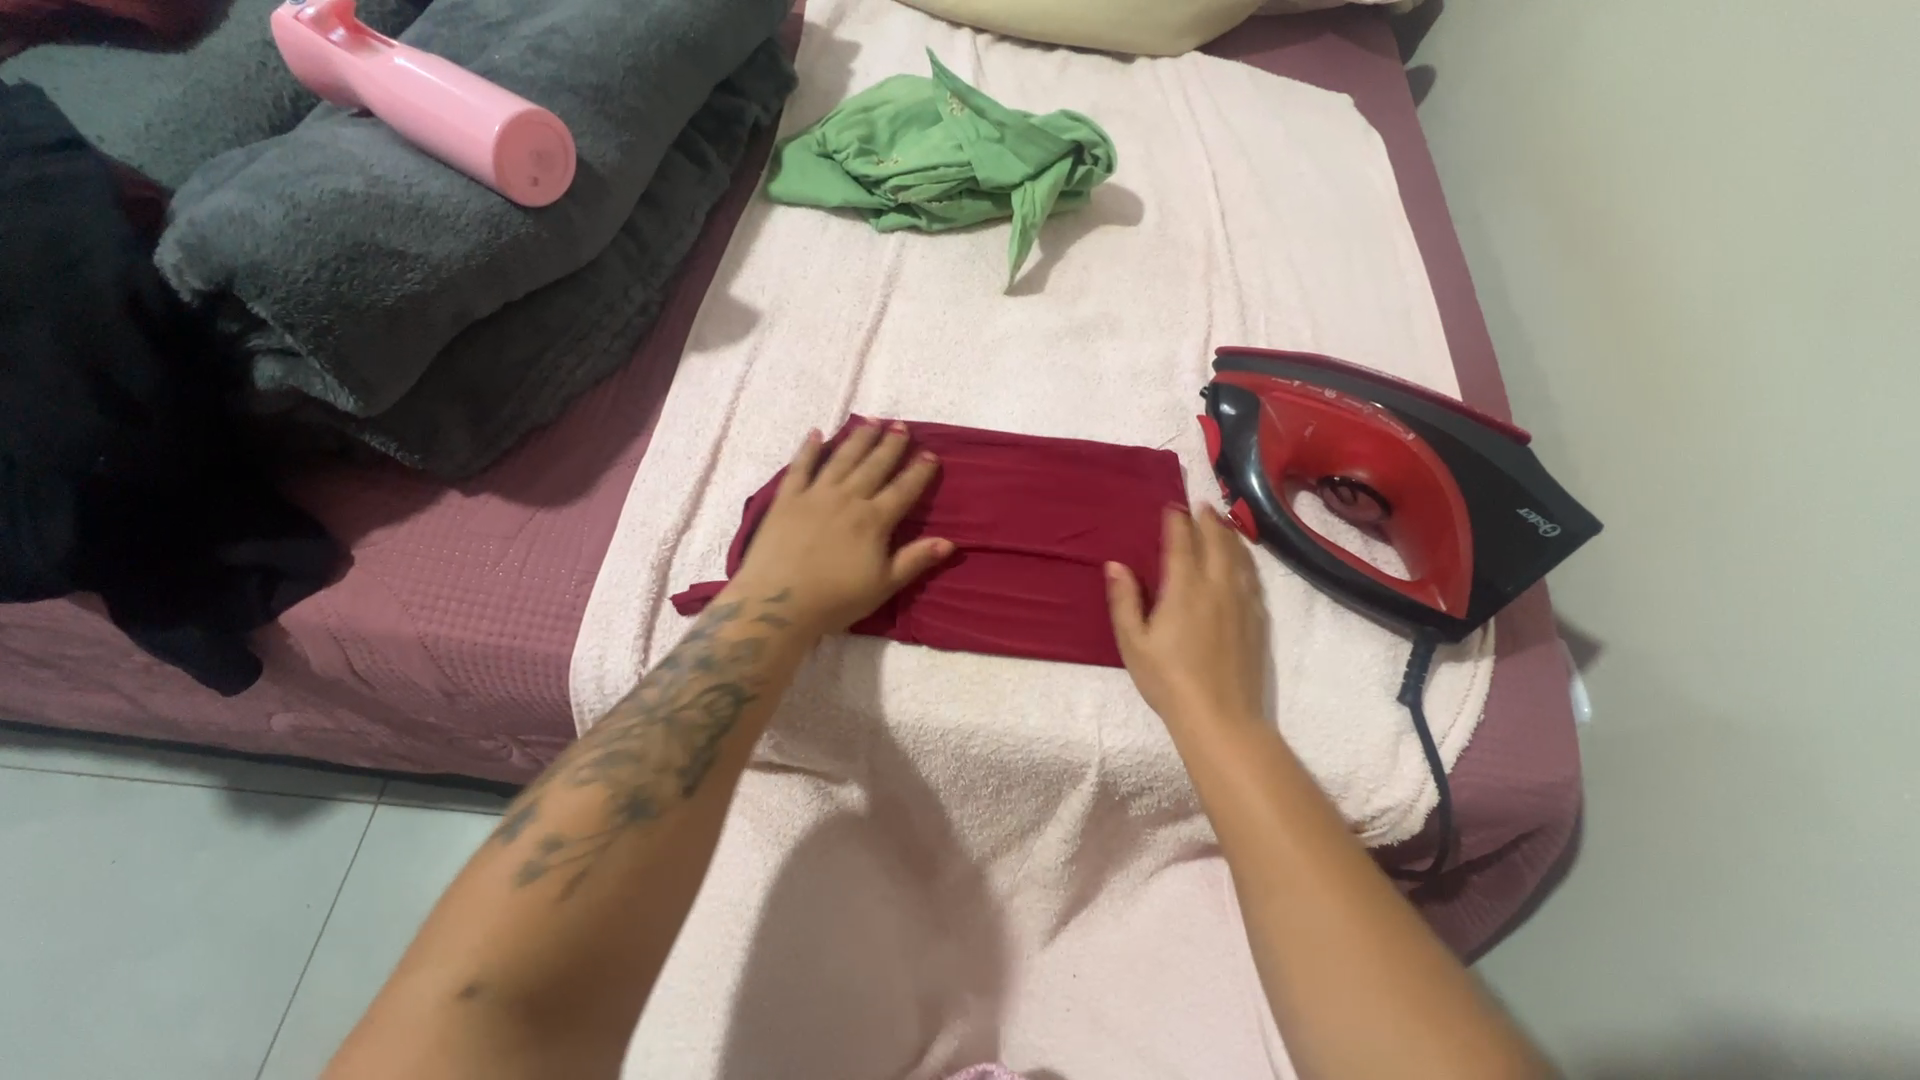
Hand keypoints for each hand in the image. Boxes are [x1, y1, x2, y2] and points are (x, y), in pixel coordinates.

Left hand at [726, 420, 952, 635]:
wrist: (778, 603)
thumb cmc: (835, 600)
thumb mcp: (883, 585)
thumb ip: (914, 560)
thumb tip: (949, 542)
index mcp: (874, 520)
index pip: (903, 489)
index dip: (919, 471)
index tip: (930, 453)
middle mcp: (847, 499)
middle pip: (874, 466)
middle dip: (890, 445)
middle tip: (901, 426)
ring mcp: (815, 495)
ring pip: (842, 458)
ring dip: (858, 438)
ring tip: (871, 421)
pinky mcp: (786, 499)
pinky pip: (800, 467)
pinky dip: (809, 449)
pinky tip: (816, 433)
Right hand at [1106, 507, 1269, 729]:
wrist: (1220, 716)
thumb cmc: (1168, 680)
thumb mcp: (1133, 643)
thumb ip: (1124, 601)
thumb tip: (1116, 565)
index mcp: (1184, 588)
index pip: (1182, 542)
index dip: (1177, 521)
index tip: (1173, 505)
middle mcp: (1217, 587)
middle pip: (1216, 542)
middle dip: (1208, 520)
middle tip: (1202, 505)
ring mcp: (1241, 603)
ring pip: (1239, 557)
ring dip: (1230, 535)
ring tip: (1224, 523)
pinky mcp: (1257, 621)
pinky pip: (1253, 579)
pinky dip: (1246, 560)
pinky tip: (1243, 562)